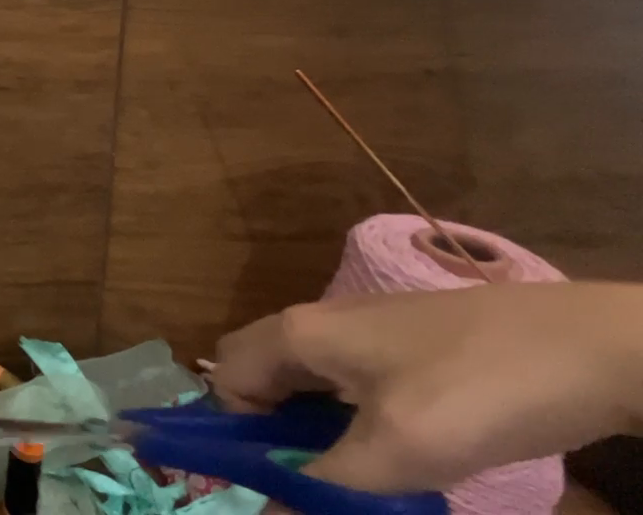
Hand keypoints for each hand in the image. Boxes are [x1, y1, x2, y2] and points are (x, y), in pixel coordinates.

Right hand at [211, 282, 642, 494]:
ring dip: (310, 426)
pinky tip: (395, 443)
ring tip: (357, 471)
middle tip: (311, 476)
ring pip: (303, 377)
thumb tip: (269, 513)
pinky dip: (347, 414)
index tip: (276, 479)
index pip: (226, 377)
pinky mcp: (401, 339)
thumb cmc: (477, 389)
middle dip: (267, 427)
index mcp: (295, 333)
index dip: (236, 431)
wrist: (591, 346)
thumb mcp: (402, 449)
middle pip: (258, 372)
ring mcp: (360, 326)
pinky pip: (344, 377)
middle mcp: (313, 321)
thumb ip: (329, 483)